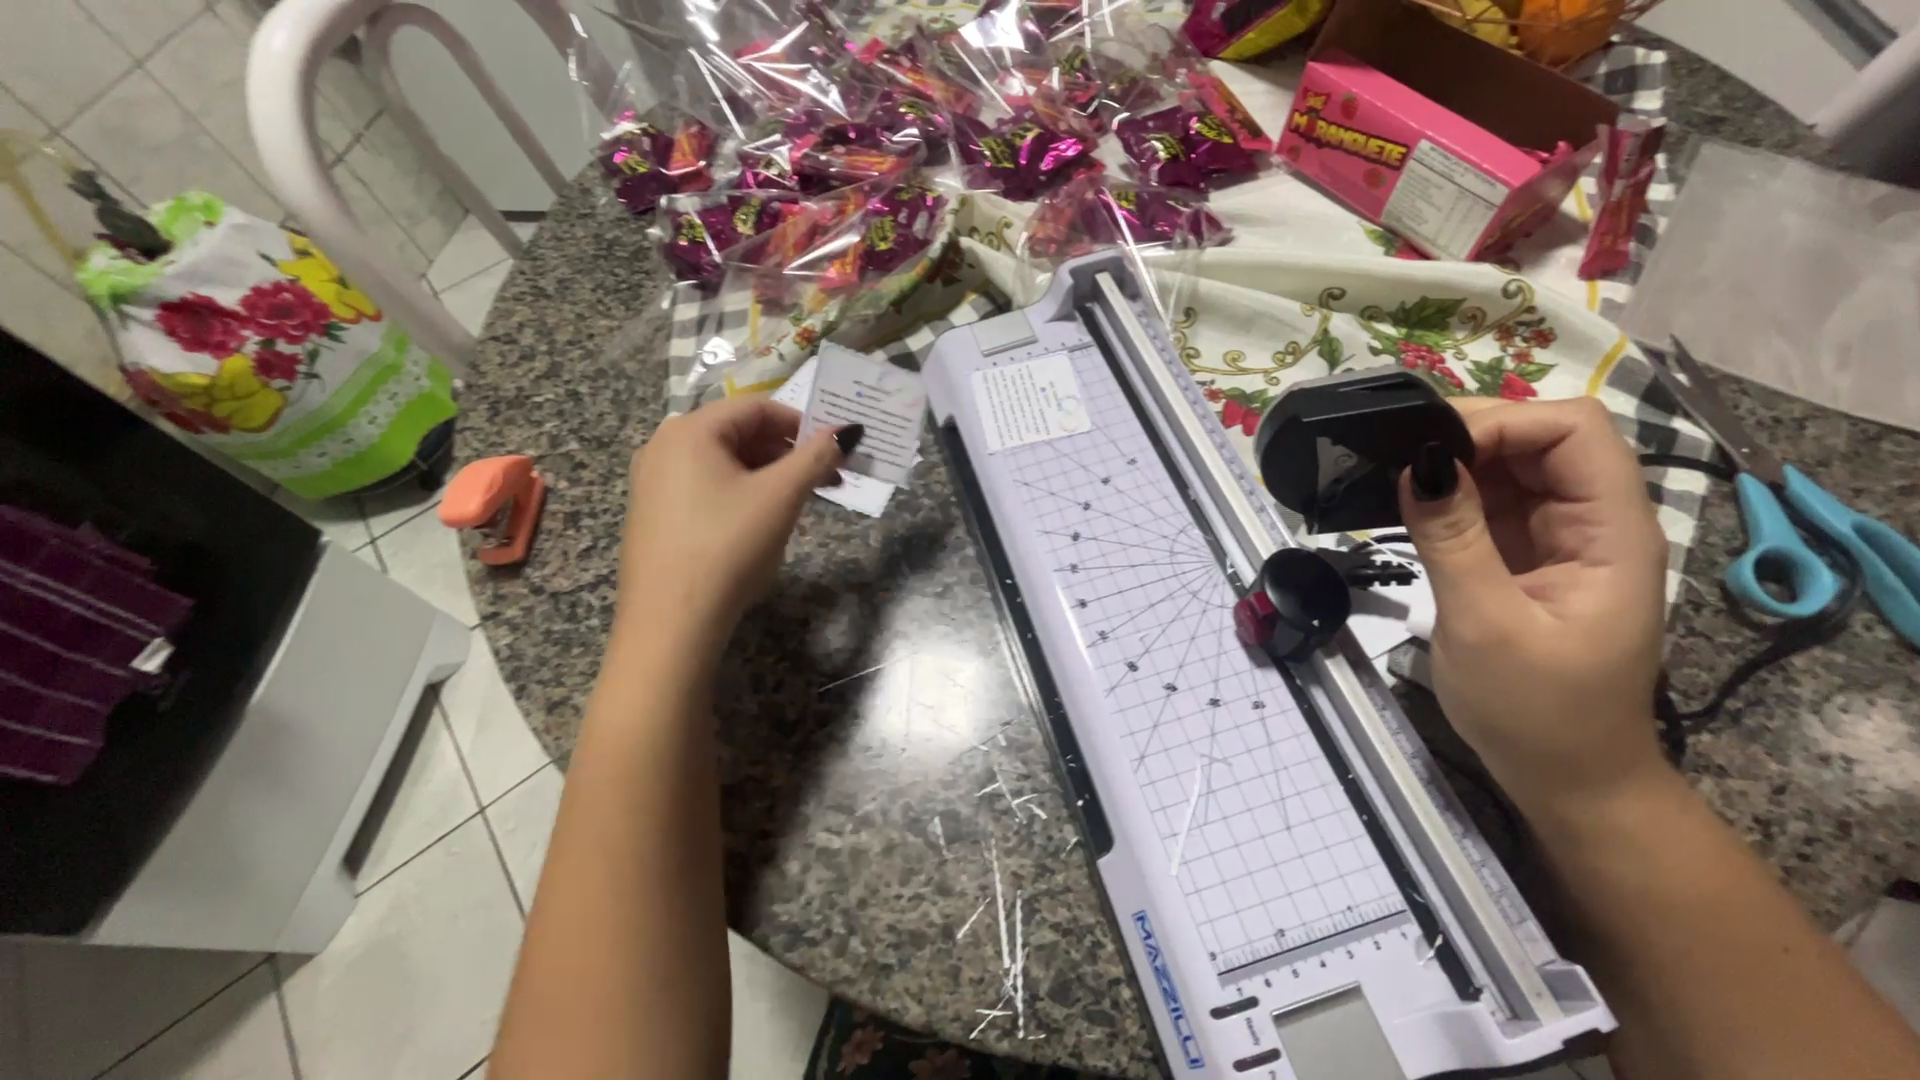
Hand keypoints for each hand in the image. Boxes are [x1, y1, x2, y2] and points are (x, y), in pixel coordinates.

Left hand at [614, 396, 850, 655]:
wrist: (671, 623)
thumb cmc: (728, 548)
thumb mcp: (780, 499)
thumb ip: (816, 457)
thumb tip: (849, 430)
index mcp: (689, 431)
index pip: (757, 408)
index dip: (802, 424)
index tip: (835, 450)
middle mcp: (663, 446)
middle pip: (739, 433)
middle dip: (788, 453)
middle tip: (827, 479)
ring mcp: (653, 482)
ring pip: (724, 463)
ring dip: (768, 475)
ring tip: (799, 503)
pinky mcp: (654, 515)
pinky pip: (705, 488)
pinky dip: (741, 494)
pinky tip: (760, 523)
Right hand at [1398, 397, 1671, 817]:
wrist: (1568, 780)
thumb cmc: (1536, 713)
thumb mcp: (1484, 624)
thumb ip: (1452, 538)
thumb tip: (1419, 462)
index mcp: (1611, 532)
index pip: (1573, 431)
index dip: (1503, 424)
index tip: (1428, 450)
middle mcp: (1594, 522)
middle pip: (1542, 439)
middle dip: (1469, 436)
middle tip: (1393, 454)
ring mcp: (1561, 540)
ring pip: (1512, 468)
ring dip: (1453, 464)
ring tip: (1388, 474)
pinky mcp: (1528, 559)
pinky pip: (1491, 505)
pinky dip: (1449, 495)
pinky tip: (1407, 504)